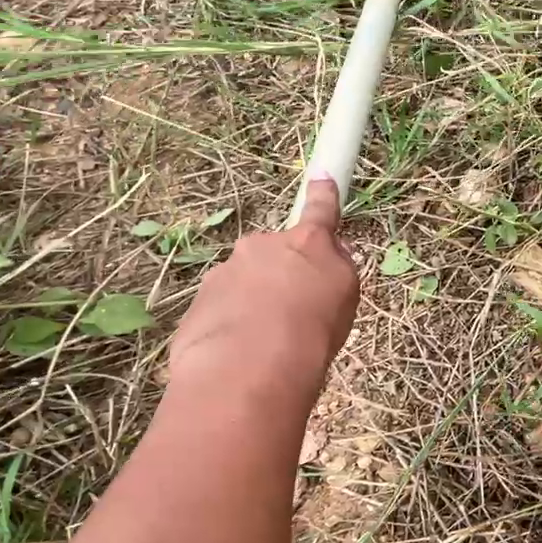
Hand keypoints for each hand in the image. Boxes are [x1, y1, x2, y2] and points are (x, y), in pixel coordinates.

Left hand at [168, 177, 358, 398]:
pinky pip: (222, 309)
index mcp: (307, 242)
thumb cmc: (312, 328)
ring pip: (246, 282)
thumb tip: (328, 258)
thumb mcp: (346, 295)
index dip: (324, 194)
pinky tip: (246, 352)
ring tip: (271, 339)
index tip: (321, 174)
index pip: (320, 211)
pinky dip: (234, 324)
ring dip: (258, 302)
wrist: (249, 368)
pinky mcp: (195, 305)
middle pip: (276, 253)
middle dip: (285, 272)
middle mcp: (261, 247)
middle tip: (300, 307)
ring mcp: (223, 274)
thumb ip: (337, 268)